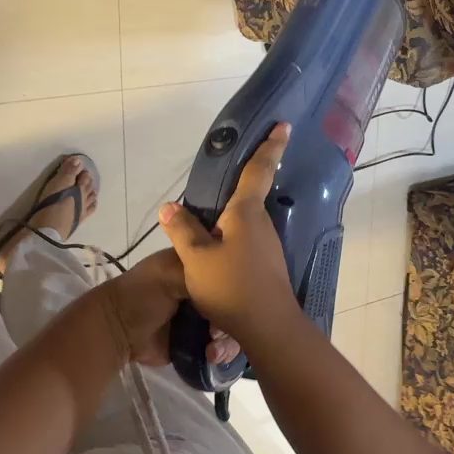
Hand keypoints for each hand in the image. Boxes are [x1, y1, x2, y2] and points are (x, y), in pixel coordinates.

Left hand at [95, 249, 238, 366]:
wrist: (119, 331)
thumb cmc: (141, 293)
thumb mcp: (169, 272)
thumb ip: (203, 270)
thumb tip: (235, 276)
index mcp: (200, 266)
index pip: (232, 266)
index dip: (241, 277)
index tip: (243, 290)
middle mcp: (208, 290)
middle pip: (238, 298)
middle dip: (238, 313)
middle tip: (220, 323)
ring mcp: (206, 316)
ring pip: (235, 324)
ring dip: (229, 336)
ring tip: (213, 343)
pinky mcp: (202, 341)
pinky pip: (223, 346)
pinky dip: (223, 351)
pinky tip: (212, 354)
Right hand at [157, 123, 300, 344]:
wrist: (268, 328)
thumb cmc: (231, 286)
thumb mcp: (195, 258)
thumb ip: (182, 230)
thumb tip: (169, 207)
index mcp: (246, 213)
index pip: (259, 170)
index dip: (270, 146)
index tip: (284, 125)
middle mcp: (262, 223)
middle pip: (249, 197)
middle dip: (240, 185)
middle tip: (224, 174)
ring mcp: (268, 245)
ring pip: (246, 223)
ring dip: (232, 218)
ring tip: (206, 223)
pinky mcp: (267, 265)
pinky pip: (247, 241)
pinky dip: (233, 238)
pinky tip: (217, 252)